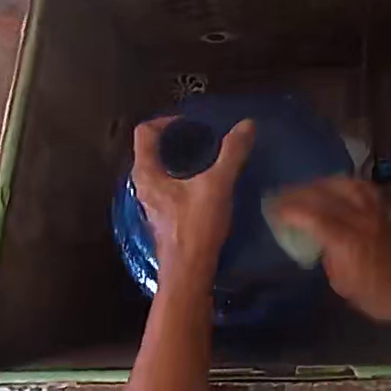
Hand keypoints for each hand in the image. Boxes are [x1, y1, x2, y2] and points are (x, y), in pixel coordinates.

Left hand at [132, 118, 254, 277]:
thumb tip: (247, 125)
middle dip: (180, 139)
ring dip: (185, 159)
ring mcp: (153, 201)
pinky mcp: (165, 214)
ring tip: (212, 157)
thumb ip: (232, 153)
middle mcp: (144, 184)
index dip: (168, 121)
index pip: (145, 132)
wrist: (190, 270)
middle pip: (155, 149)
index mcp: (147, 172)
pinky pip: (172, 184)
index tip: (194, 124)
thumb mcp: (217, 185)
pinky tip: (210, 182)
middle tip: (207, 138)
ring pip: (164, 168)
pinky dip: (188, 176)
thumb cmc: (196, 226)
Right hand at [275, 177, 390, 325]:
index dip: (292, 211)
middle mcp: (362, 221)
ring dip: (321, 183)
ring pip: (345, 185)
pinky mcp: (382, 210)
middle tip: (281, 195)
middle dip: (300, 193)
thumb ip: (325, 254)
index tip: (273, 210)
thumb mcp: (340, 282)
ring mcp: (374, 212)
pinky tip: (334, 186)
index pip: (315, 217)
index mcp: (349, 242)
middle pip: (327, 196)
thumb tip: (311, 235)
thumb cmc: (372, 295)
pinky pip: (362, 187)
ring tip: (304, 188)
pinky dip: (345, 182)